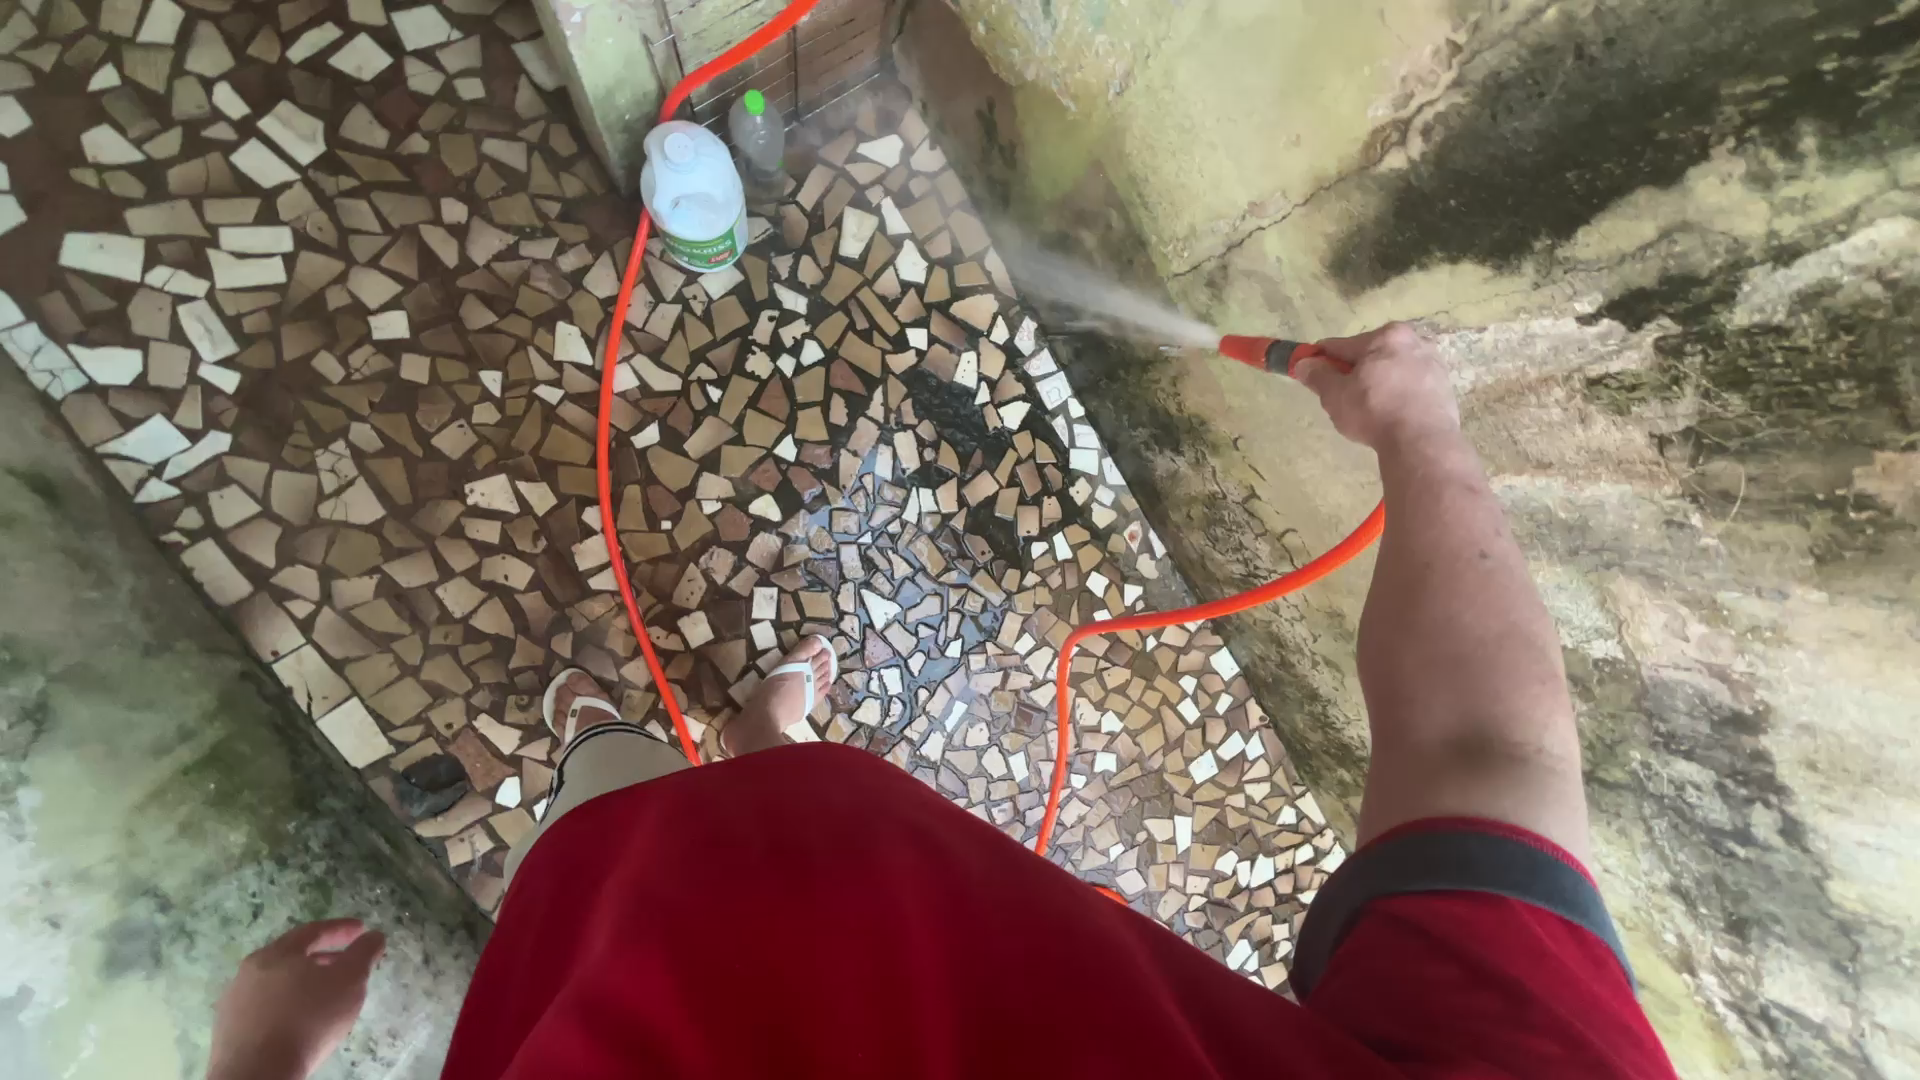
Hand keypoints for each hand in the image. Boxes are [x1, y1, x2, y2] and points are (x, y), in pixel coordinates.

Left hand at [207, 919, 384, 1079]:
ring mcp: (233, 1005)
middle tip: (347, 960)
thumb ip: (365, 951)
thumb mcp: (351, 978)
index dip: (341, 928)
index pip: (312, 931)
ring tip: (328, 991)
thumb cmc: (308, 1018)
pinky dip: (288, 1002)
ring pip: (277, 981)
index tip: (362, 930)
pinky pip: (265, 1005)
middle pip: (291, 956)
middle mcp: (247, 974)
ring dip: (305, 980)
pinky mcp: (227, 1033)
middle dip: (323, 955)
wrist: (256, 1077)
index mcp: (275, 954)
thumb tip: (372, 936)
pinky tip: (303, 1016)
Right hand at [1293, 322, 1459, 450]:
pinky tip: (1391, 415)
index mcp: (1384, 336)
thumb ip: (1318, 376)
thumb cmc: (1373, 410)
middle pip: (1369, 356)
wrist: (1421, 439)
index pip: (1340, 346)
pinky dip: (1397, 395)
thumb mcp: (1334, 395)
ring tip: (1369, 411)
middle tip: (1343, 400)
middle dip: (1354, 374)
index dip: (1321, 361)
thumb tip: (1304, 363)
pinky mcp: (1444, 385)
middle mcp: (1413, 340)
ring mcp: (1432, 362)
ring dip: (1377, 384)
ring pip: (1391, 370)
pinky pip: (1410, 386)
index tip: (1312, 377)